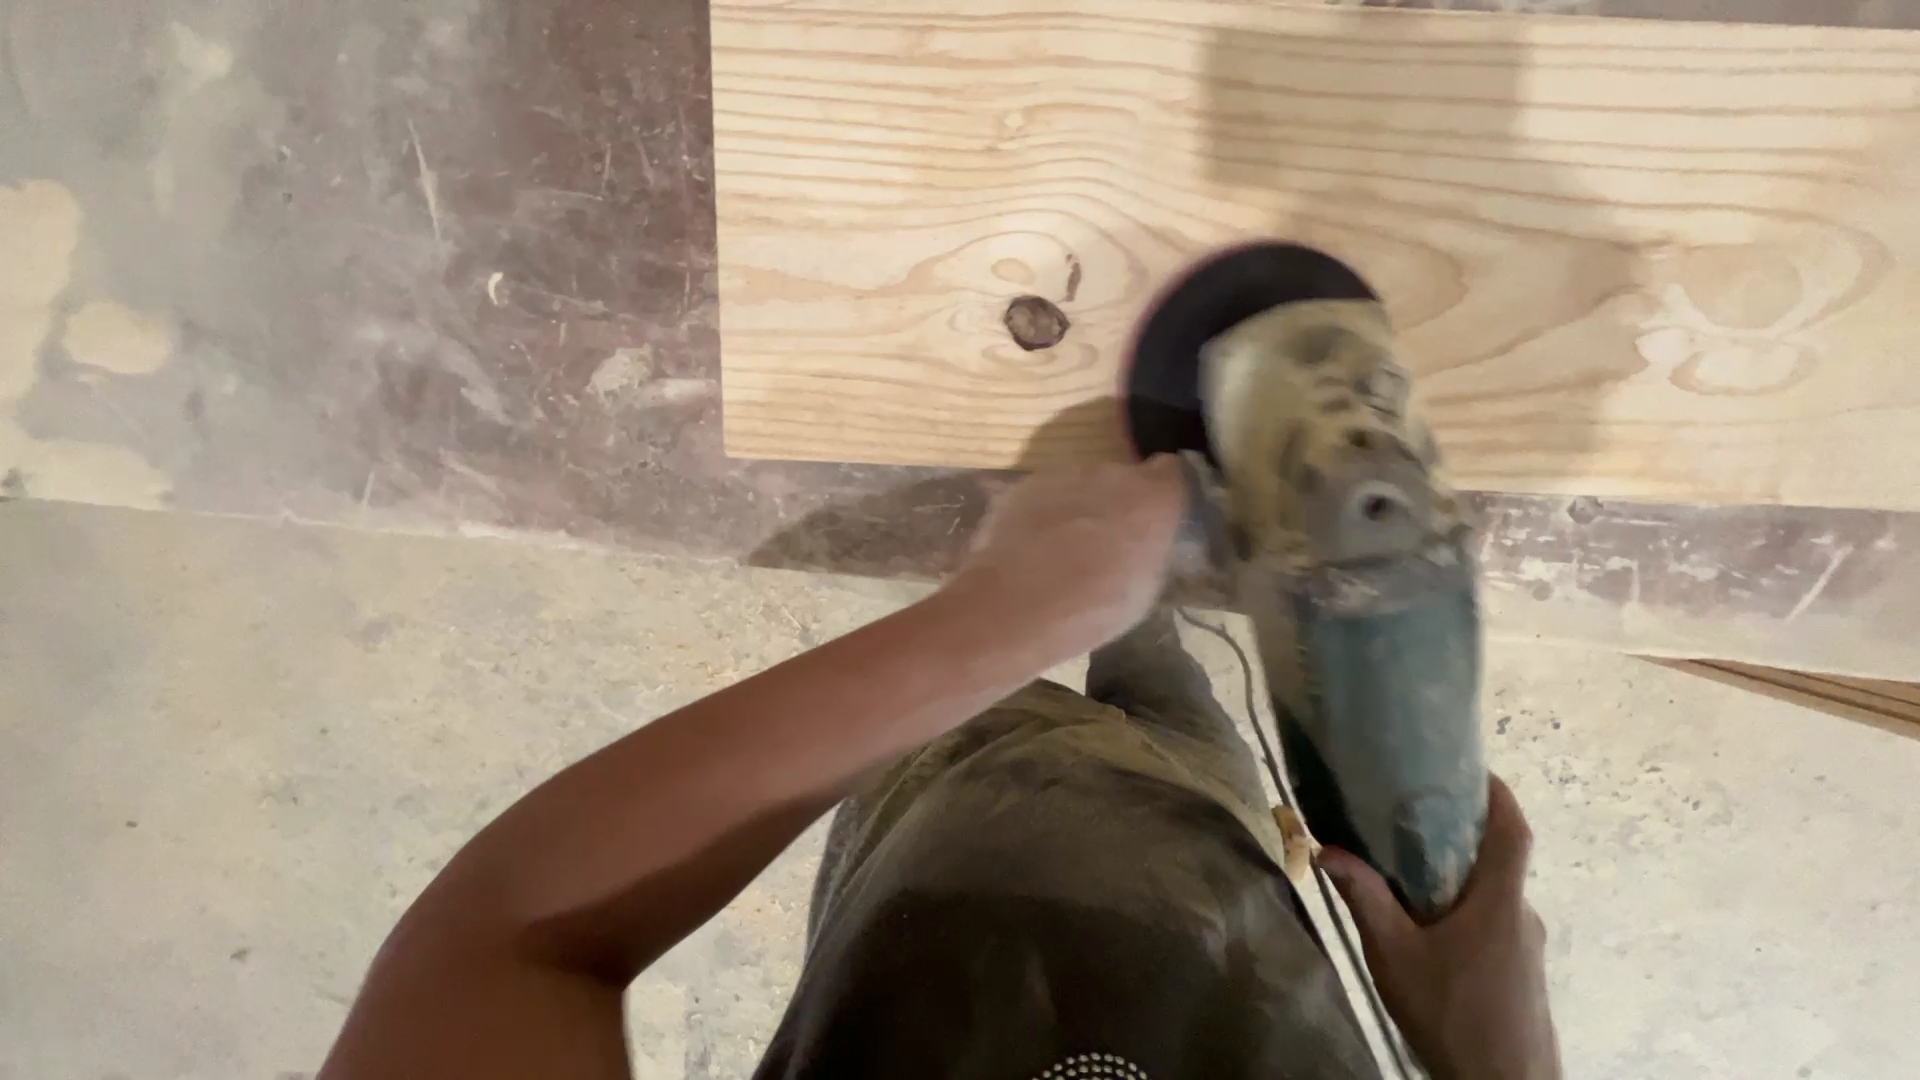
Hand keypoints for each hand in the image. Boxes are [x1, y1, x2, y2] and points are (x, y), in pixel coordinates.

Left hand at [946, 455, 1188, 655]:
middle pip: (1120, 480)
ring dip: (1078, 508)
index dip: (1161, 493)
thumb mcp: (1145, 587)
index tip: (1154, 517)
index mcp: (1153, 497)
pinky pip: (1044, 496)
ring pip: (1080, 486)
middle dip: (1116, 505)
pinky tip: (1033, 549)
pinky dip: (1044, 514)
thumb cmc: (1095, 607)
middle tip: (1105, 543)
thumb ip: (1150, 548)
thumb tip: (1144, 541)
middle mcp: (1111, 474)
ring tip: (1063, 550)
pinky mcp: (1023, 486)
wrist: (1018, 606)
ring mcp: (1063, 475)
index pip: (1170, 472)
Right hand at [1319, 775, 1560, 1079]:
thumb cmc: (1451, 1012)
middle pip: (1498, 857)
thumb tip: (1323, 847)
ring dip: (1456, 870)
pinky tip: (1424, 916)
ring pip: (1491, 890)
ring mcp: (1525, 945)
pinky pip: (1493, 916)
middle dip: (1459, 829)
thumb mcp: (1393, 952)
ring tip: (1404, 859)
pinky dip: (1462, 900)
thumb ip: (1363, 897)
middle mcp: (1521, 915)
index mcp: (1499, 902)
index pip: (1514, 832)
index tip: (1470, 765)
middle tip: (1408, 809)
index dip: (1498, 793)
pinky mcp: (1519, 969)